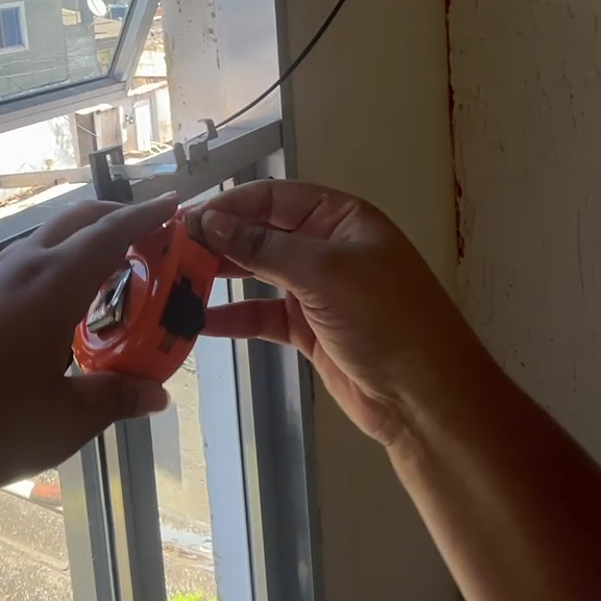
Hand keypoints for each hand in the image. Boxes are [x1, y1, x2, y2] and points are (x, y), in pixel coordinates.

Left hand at [0, 194, 177, 494]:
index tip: (173, 203)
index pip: (111, 232)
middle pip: (74, 222)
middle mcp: (18, 265)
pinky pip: (14, 265)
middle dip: (113, 218)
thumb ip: (114, 399)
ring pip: (40, 242)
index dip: (146, 215)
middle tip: (145, 234)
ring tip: (98, 277)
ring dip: (76, 244)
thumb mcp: (62, 421)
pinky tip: (43, 310)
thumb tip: (156, 396)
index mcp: (53, 282)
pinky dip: (45, 267)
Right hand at [193, 181, 484, 448]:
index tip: (187, 220)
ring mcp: (317, 289)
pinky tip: (200, 322)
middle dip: (220, 239)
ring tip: (177, 280)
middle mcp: (326, 247)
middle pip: (262, 233)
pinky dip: (233, 317)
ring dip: (220, 276)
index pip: (273, 198)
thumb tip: (210, 220)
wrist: (428, 401)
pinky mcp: (308, 328)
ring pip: (257, 273)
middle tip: (173, 250)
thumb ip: (262, 247)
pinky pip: (262, 314)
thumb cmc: (386, 320)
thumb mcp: (324, 273)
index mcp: (340, 218)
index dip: (230, 205)